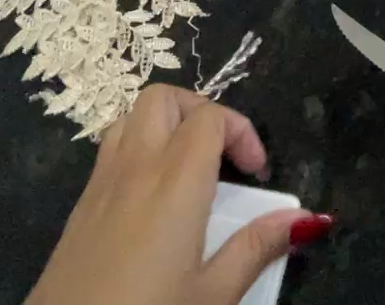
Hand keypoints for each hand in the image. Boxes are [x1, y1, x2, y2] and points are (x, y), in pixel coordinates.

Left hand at [26, 85, 333, 304]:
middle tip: (222, 154)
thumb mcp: (213, 296)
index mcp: (176, 180)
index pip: (211, 117)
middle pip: (164, 99)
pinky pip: (110, 151)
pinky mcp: (78, 211)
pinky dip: (138, 151)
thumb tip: (306, 218)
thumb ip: (258, 247)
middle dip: (199, 111)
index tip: (257, 172)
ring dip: (164, 125)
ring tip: (188, 166)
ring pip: (131, 117)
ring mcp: (100, 186)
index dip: (242, 131)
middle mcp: (136, 168)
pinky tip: (152, 199)